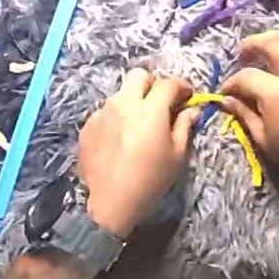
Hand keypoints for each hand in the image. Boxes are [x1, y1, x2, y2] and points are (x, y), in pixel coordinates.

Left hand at [76, 68, 198, 236]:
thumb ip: (184, 126)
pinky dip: (115, 118)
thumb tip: (191, 110)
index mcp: (150, 110)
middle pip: (139, 75)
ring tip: (137, 125)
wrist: (111, 202)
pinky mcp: (88, 126)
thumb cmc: (150, 180)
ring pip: (120, 94)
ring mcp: (102, 113)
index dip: (181, 86)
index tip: (186, 95)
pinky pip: (105, 112)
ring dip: (132, 101)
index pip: (167, 83)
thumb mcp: (176, 155)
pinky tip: (119, 140)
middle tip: (159, 103)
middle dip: (152, 84)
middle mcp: (123, 104)